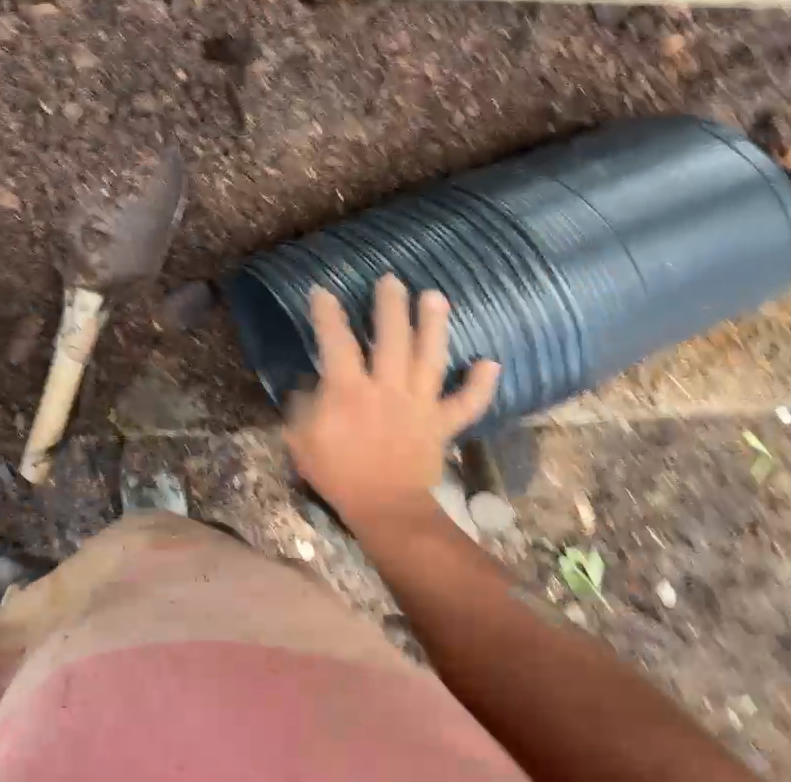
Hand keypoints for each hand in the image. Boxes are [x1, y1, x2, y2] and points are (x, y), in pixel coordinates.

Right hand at [283, 276, 500, 533]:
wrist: (386, 509)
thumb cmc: (336, 473)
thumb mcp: (301, 438)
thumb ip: (304, 405)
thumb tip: (311, 382)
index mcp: (349, 391)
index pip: (336, 342)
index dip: (327, 314)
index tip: (322, 292)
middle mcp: (388, 389)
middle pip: (392, 339)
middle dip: (390, 306)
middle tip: (391, 280)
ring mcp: (420, 405)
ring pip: (430, 358)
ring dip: (433, 326)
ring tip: (436, 297)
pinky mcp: (442, 424)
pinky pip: (466, 403)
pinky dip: (480, 384)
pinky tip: (489, 362)